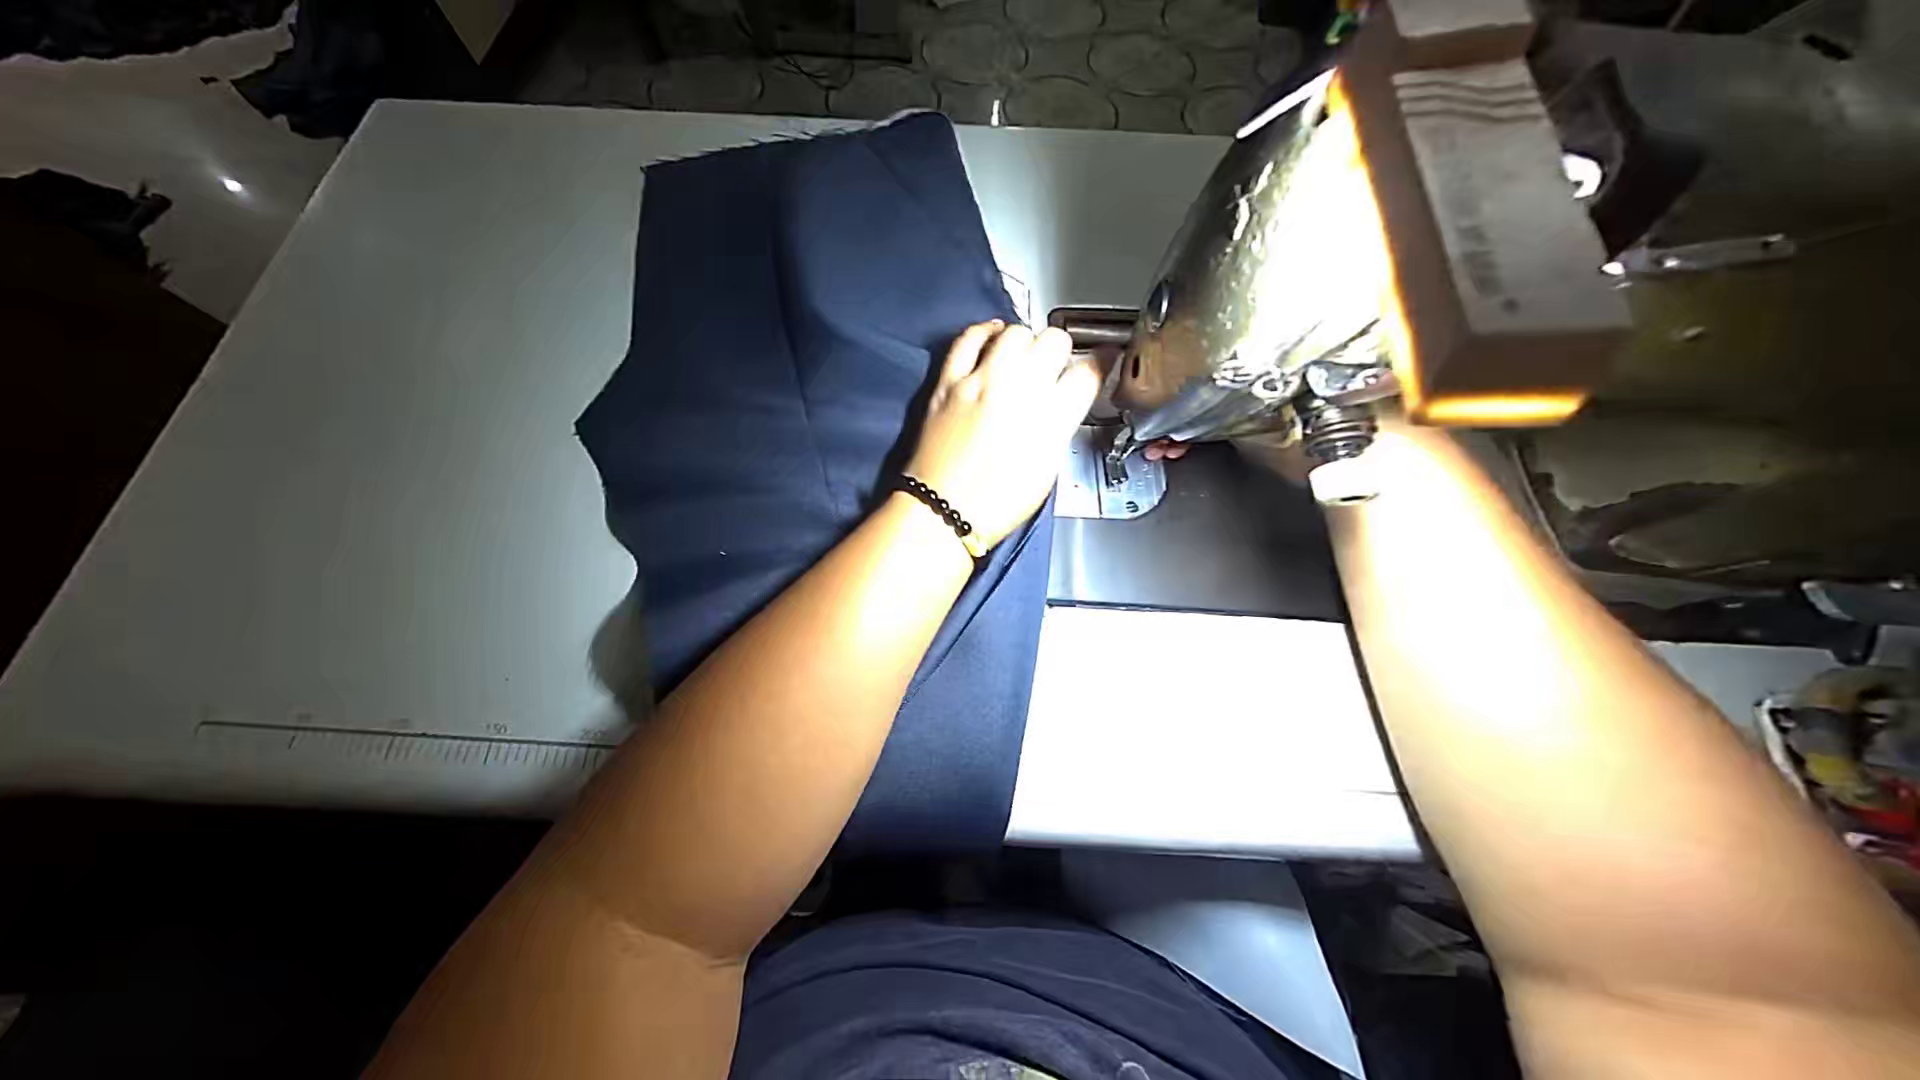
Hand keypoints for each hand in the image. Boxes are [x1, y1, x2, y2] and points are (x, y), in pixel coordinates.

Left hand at [904, 320, 1099, 549]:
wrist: (943, 511)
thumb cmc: (996, 503)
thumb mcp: (1048, 468)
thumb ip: (1059, 426)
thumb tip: (1062, 403)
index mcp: (1052, 418)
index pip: (1089, 371)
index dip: (1100, 363)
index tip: (1099, 361)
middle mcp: (1021, 392)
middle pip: (1054, 342)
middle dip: (1061, 350)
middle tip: (1056, 363)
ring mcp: (983, 382)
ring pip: (1015, 333)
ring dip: (1026, 340)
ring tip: (1024, 354)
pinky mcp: (950, 382)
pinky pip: (969, 338)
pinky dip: (985, 331)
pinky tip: (993, 334)